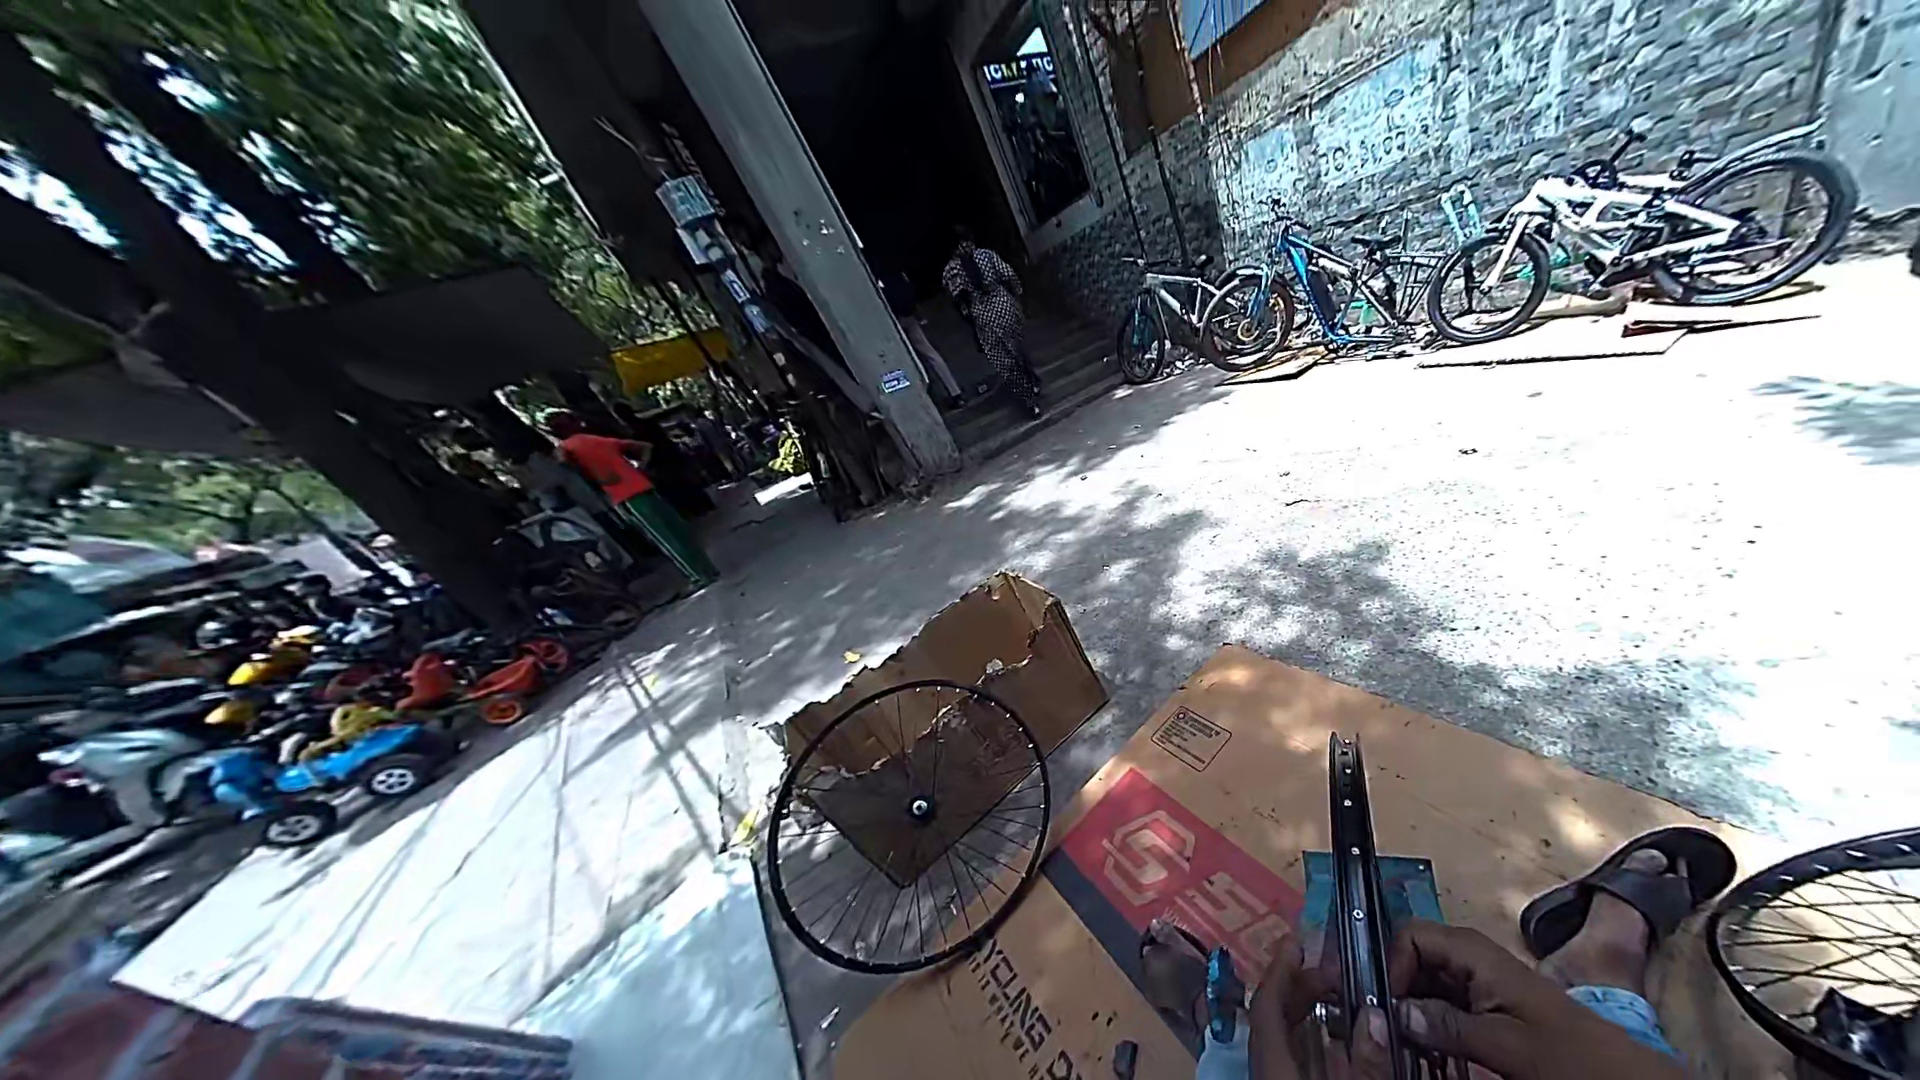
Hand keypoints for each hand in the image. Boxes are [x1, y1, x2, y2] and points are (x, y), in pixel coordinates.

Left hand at [1247, 934, 1391, 1079]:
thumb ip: (1367, 1064)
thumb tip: (1375, 1014)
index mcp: (1270, 1060)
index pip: (1266, 1003)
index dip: (1280, 970)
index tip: (1297, 941)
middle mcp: (1263, 1065)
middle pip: (1273, 1014)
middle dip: (1299, 986)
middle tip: (1333, 970)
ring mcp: (1272, 1075)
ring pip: (1281, 1035)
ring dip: (1305, 1012)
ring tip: (1338, 995)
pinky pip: (1288, 1053)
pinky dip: (1308, 1039)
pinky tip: (1336, 1039)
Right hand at [1386, 921, 1685, 1079]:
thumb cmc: (1572, 1057)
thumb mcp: (1507, 1046)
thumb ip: (1447, 1024)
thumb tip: (1394, 1012)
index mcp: (1470, 951)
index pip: (1407, 935)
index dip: (1391, 963)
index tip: (1387, 1004)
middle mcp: (1470, 957)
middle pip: (1413, 958)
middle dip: (1398, 987)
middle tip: (1389, 1025)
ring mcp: (1481, 981)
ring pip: (1426, 983)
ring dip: (1414, 1008)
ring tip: (1407, 1040)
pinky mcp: (1490, 1006)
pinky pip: (1445, 1003)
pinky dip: (1433, 1021)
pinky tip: (1431, 1047)